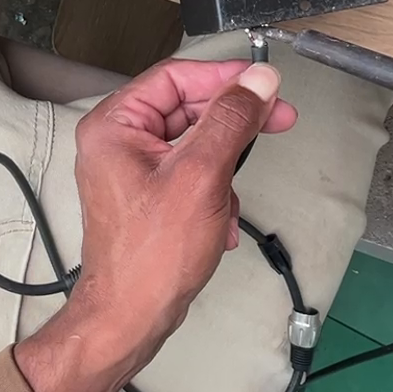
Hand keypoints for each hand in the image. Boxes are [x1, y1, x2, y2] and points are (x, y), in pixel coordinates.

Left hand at [14, 59, 294, 391]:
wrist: (131, 314)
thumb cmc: (154, 253)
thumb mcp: (202, 175)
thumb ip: (231, 121)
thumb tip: (258, 79)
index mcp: (113, 125)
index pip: (173, 77)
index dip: (223, 76)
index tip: (265, 82)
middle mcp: (115, 141)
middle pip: (186, 108)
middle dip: (232, 124)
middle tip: (279, 120)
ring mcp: (128, 169)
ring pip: (193, 144)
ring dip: (223, 168)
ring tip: (229, 201)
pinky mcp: (144, 194)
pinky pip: (188, 173)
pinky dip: (212, 192)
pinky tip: (220, 222)